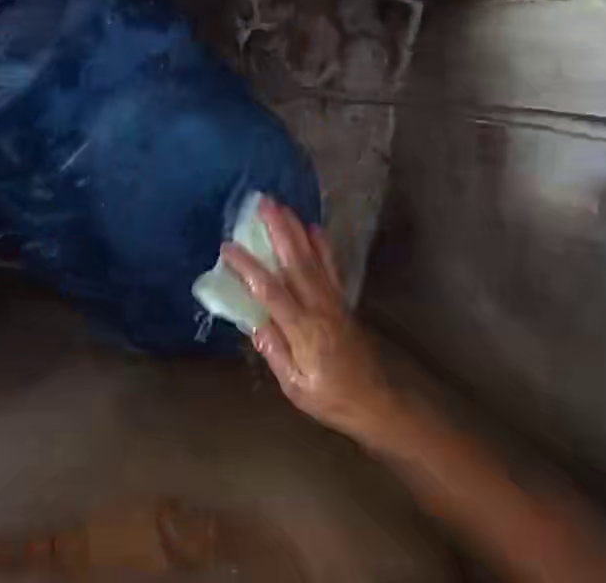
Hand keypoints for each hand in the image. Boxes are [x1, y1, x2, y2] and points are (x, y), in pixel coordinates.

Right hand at [223, 198, 404, 444]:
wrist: (377, 402)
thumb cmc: (332, 399)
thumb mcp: (296, 387)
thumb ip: (275, 353)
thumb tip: (254, 322)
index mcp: (304, 331)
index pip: (271, 291)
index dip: (248, 267)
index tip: (228, 247)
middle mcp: (319, 308)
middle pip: (297, 262)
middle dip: (279, 230)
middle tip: (264, 204)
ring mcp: (333, 301)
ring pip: (313, 258)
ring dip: (297, 230)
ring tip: (282, 207)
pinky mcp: (342, 300)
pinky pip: (331, 266)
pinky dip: (322, 244)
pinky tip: (313, 227)